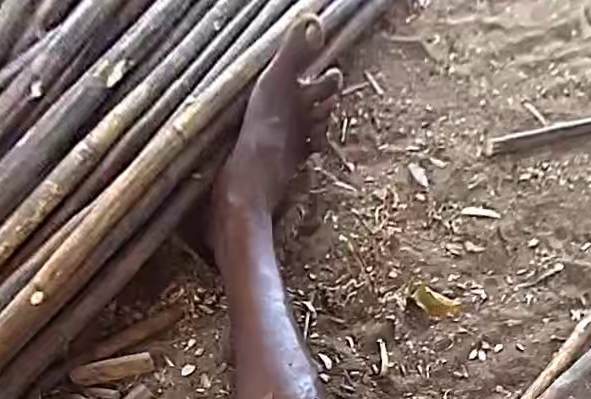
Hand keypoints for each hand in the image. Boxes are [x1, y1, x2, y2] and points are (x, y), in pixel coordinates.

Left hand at [212, 15, 341, 224]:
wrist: (253, 185)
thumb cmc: (263, 136)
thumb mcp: (278, 86)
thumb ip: (294, 54)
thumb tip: (314, 20)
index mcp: (276, 89)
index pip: (298, 71)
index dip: (315, 67)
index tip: (335, 68)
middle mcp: (280, 111)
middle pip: (306, 96)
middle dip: (321, 91)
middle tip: (337, 84)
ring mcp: (285, 137)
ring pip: (309, 121)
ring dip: (321, 117)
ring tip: (330, 113)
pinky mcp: (289, 162)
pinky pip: (307, 148)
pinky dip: (317, 143)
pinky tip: (321, 146)